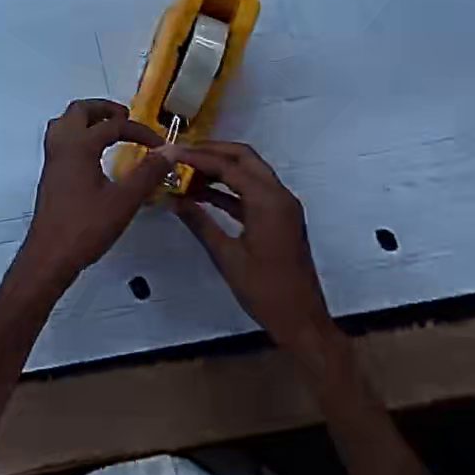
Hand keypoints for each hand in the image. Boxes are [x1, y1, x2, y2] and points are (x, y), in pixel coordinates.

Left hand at [17, 100, 172, 286]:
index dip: (138, 131)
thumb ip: (147, 173)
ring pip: (65, 122)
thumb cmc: (86, 226)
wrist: (51, 253)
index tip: (159, 144)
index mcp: (78, 145)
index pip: (112, 125)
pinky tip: (94, 152)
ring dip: (87, 119)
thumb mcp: (124, 200)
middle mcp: (61, 144)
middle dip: (104, 109)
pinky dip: (78, 133)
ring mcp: (52, 158)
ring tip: (110, 129)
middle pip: (79, 110)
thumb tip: (168, 152)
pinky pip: (61, 138)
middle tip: (126, 118)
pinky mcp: (51, 172)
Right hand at [172, 141, 335, 350]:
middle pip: (243, 158)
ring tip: (187, 173)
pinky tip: (202, 194)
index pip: (228, 166)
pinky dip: (228, 188)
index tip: (172, 153)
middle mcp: (279, 196)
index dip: (197, 157)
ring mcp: (281, 206)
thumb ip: (199, 222)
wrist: (302, 322)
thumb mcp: (226, 256)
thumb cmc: (265, 290)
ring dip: (220, 169)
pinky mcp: (279, 218)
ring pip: (248, 172)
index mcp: (268, 201)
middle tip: (182, 156)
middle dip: (212, 152)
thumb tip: (173, 199)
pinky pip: (251, 191)